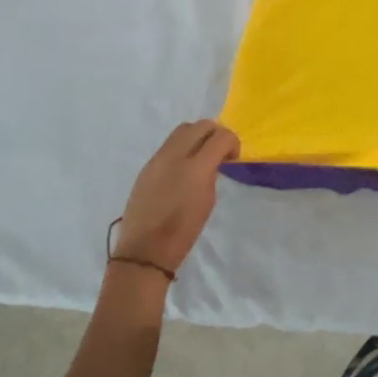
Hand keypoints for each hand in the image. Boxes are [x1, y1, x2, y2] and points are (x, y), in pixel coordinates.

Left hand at [113, 120, 240, 271]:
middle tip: (219, 152)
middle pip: (200, 125)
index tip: (233, 156)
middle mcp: (175, 156)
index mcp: (196, 168)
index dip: (232, 142)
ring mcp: (157, 159)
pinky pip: (168, 145)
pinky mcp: (146, 167)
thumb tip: (212, 161)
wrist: (145, 251)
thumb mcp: (208, 201)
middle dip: (215, 133)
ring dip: (197, 137)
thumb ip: (211, 173)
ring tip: (201, 158)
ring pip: (182, 131)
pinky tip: (183, 169)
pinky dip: (181, 148)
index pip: (221, 136)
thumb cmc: (183, 232)